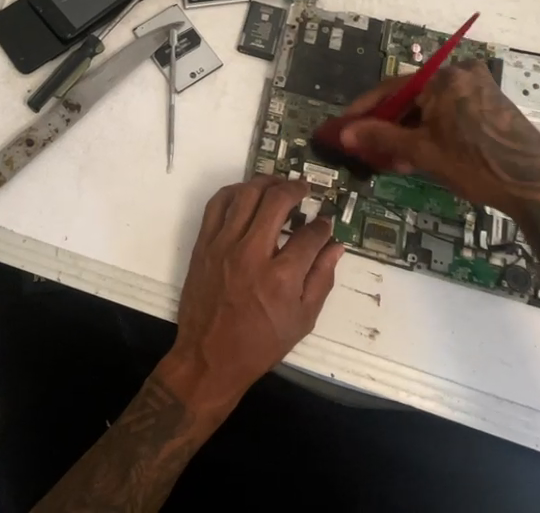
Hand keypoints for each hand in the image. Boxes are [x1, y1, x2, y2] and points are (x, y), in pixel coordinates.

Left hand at [157, 177, 342, 416]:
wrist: (209, 356)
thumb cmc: (260, 343)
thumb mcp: (303, 320)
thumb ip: (322, 278)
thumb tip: (336, 246)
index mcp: (281, 277)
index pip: (309, 235)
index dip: (322, 225)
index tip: (325, 222)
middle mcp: (251, 254)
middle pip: (276, 201)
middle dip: (296, 189)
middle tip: (305, 189)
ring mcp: (223, 245)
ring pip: (246, 195)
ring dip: (266, 182)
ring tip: (279, 184)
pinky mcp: (203, 244)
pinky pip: (218, 204)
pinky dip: (235, 191)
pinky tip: (248, 193)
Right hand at [337, 62, 539, 219]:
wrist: (537, 188)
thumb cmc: (477, 165)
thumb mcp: (422, 152)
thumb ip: (381, 137)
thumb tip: (345, 133)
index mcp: (443, 78)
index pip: (391, 89)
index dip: (364, 110)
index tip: (344, 126)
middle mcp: (462, 74)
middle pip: (411, 97)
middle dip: (388, 125)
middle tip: (369, 147)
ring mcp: (480, 88)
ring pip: (430, 107)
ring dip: (409, 131)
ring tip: (394, 158)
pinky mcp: (492, 104)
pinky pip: (449, 112)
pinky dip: (432, 130)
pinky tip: (420, 154)